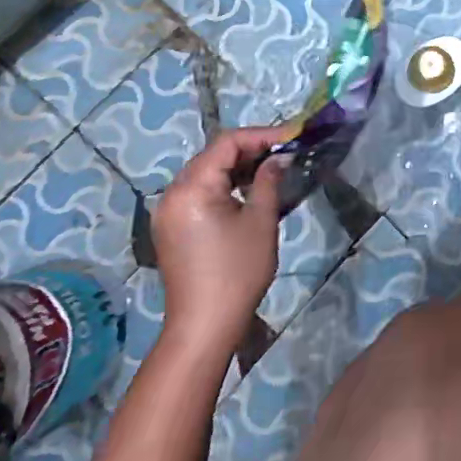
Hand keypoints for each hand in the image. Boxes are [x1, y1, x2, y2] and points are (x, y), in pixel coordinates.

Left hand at [152, 126, 292, 353]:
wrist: (204, 324)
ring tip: (271, 170)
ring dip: (237, 168)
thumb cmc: (237, 271)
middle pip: (213, 155)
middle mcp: (173, 192)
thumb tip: (279, 159)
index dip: (262, 135)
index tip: (292, 137)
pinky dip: (223, 187)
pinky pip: (198, 193)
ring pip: (205, 174)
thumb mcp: (261, 221)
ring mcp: (168, 211)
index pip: (228, 142)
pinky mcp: (171, 227)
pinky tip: (247, 194)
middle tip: (285, 152)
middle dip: (250, 150)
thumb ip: (268, 181)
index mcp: (193, 186)